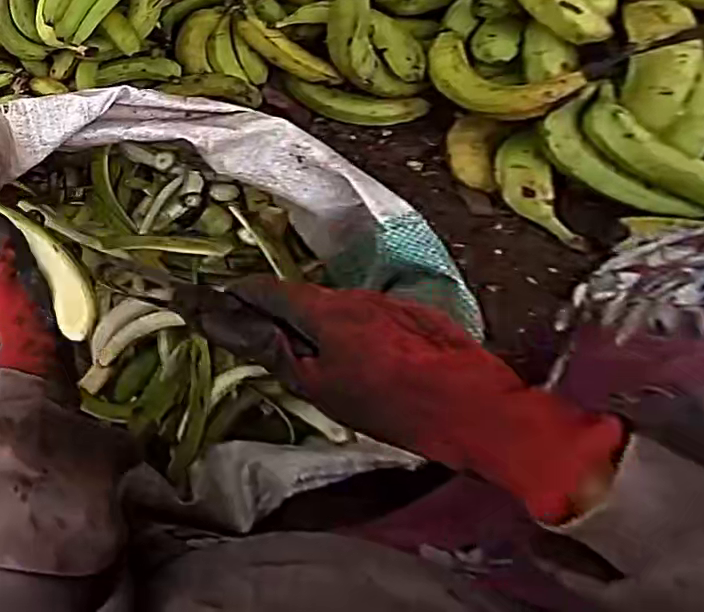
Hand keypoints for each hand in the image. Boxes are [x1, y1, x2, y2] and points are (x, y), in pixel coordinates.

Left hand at [0, 195, 65, 382]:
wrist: (41, 354)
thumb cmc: (24, 311)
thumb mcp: (14, 271)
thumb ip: (3, 242)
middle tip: (6, 206)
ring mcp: (4, 283)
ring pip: (4, 250)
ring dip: (15, 235)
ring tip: (33, 224)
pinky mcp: (21, 293)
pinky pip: (21, 264)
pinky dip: (30, 252)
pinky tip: (47, 252)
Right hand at [176, 277, 625, 522]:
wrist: (490, 416)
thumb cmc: (394, 404)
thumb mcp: (320, 387)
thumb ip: (272, 351)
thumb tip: (229, 325)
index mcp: (319, 308)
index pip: (260, 288)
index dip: (233, 293)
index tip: (213, 301)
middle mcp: (346, 294)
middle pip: (293, 295)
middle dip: (272, 311)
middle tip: (260, 337)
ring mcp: (381, 302)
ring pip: (328, 306)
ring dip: (310, 323)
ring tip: (310, 354)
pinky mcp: (410, 315)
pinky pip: (360, 316)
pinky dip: (344, 330)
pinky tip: (356, 357)